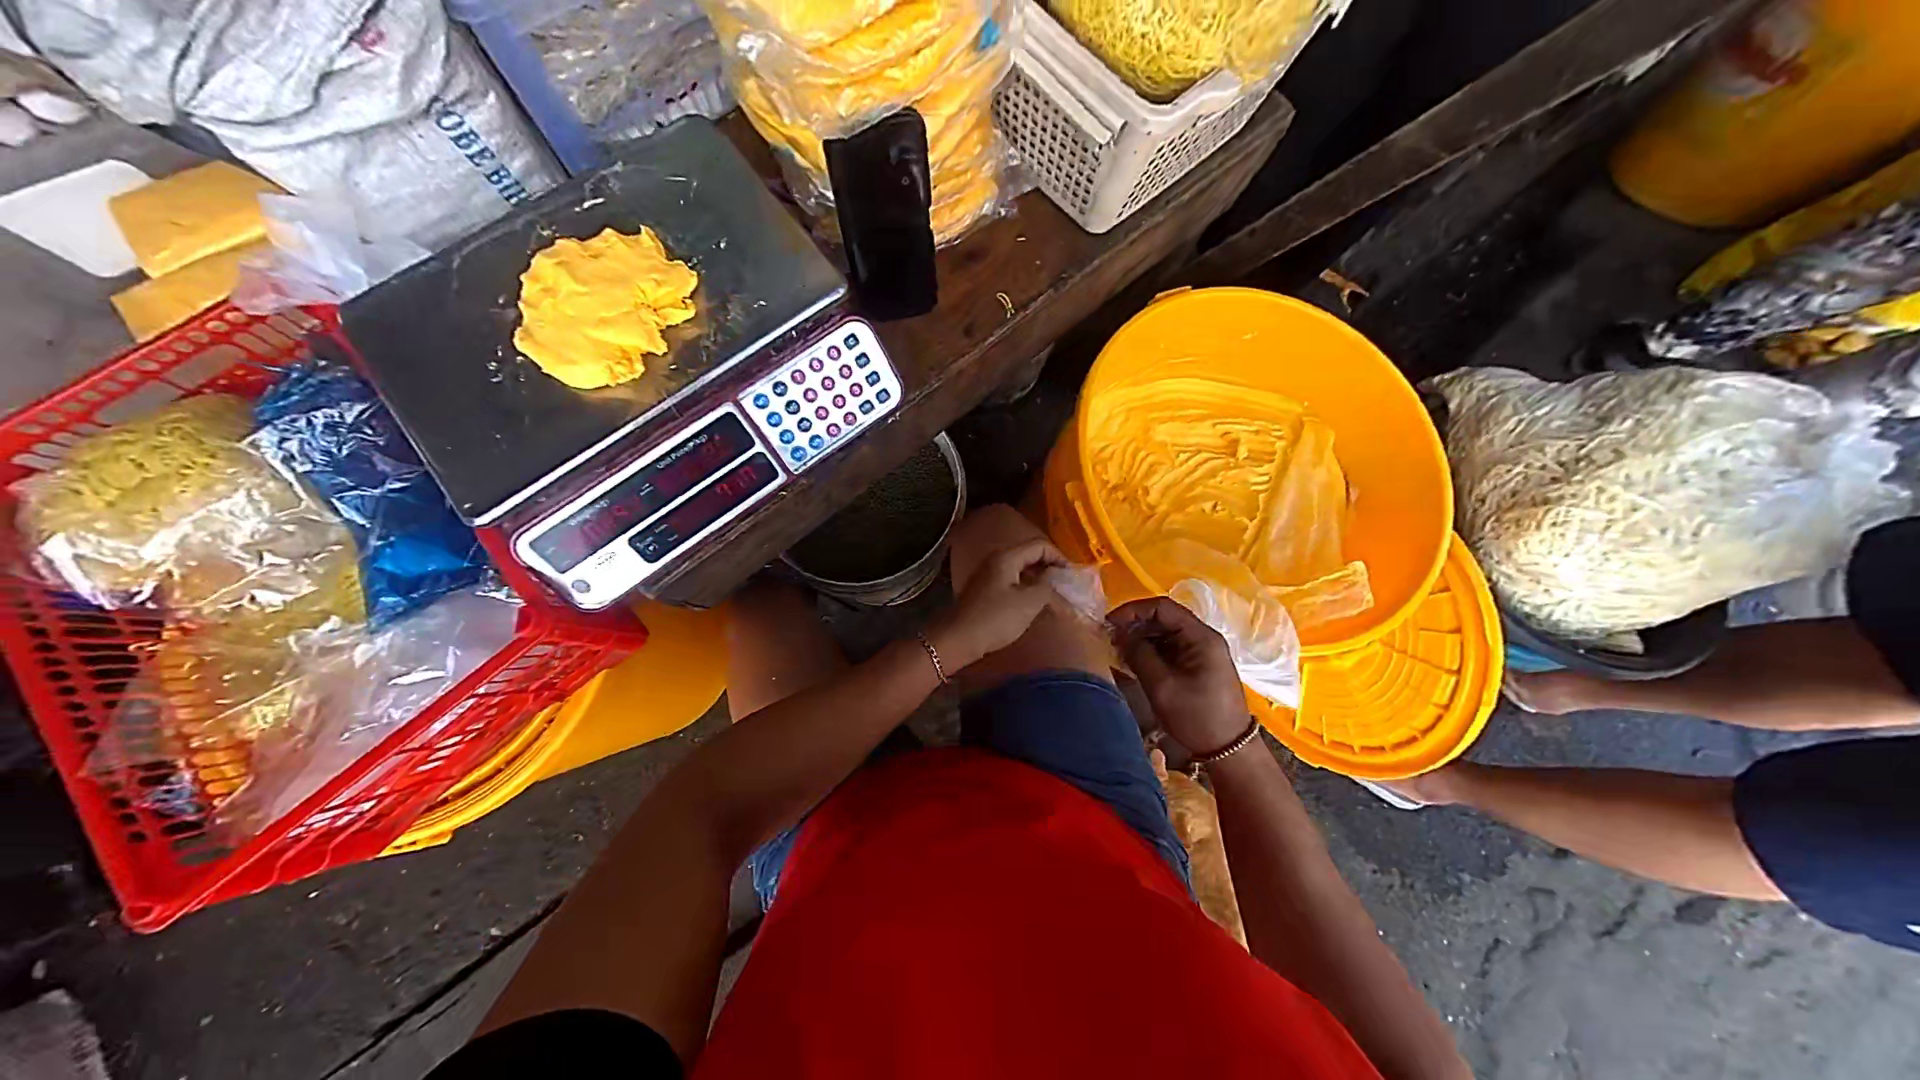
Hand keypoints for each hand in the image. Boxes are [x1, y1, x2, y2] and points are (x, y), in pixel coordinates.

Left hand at [928, 538, 1066, 668]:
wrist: (959, 639)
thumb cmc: (995, 619)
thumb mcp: (1028, 603)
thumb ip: (1046, 585)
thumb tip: (1054, 576)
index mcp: (1006, 558)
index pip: (1039, 546)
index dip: (1059, 557)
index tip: (1072, 575)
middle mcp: (995, 560)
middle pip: (1029, 555)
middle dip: (1049, 567)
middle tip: (1065, 584)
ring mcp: (987, 575)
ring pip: (1019, 569)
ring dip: (1038, 578)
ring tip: (1053, 594)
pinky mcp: (983, 591)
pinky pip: (1011, 581)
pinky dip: (1025, 587)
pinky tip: (1033, 603)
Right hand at [1109, 597, 1249, 753]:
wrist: (1229, 750)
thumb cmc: (1197, 717)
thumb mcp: (1163, 686)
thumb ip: (1139, 655)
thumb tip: (1120, 634)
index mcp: (1200, 637)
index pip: (1163, 607)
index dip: (1133, 610)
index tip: (1110, 623)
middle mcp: (1203, 638)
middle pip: (1164, 618)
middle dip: (1135, 624)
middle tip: (1110, 638)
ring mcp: (1201, 652)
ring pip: (1165, 633)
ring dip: (1140, 637)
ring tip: (1117, 649)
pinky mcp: (1197, 666)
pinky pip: (1169, 648)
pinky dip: (1149, 650)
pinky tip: (1132, 660)